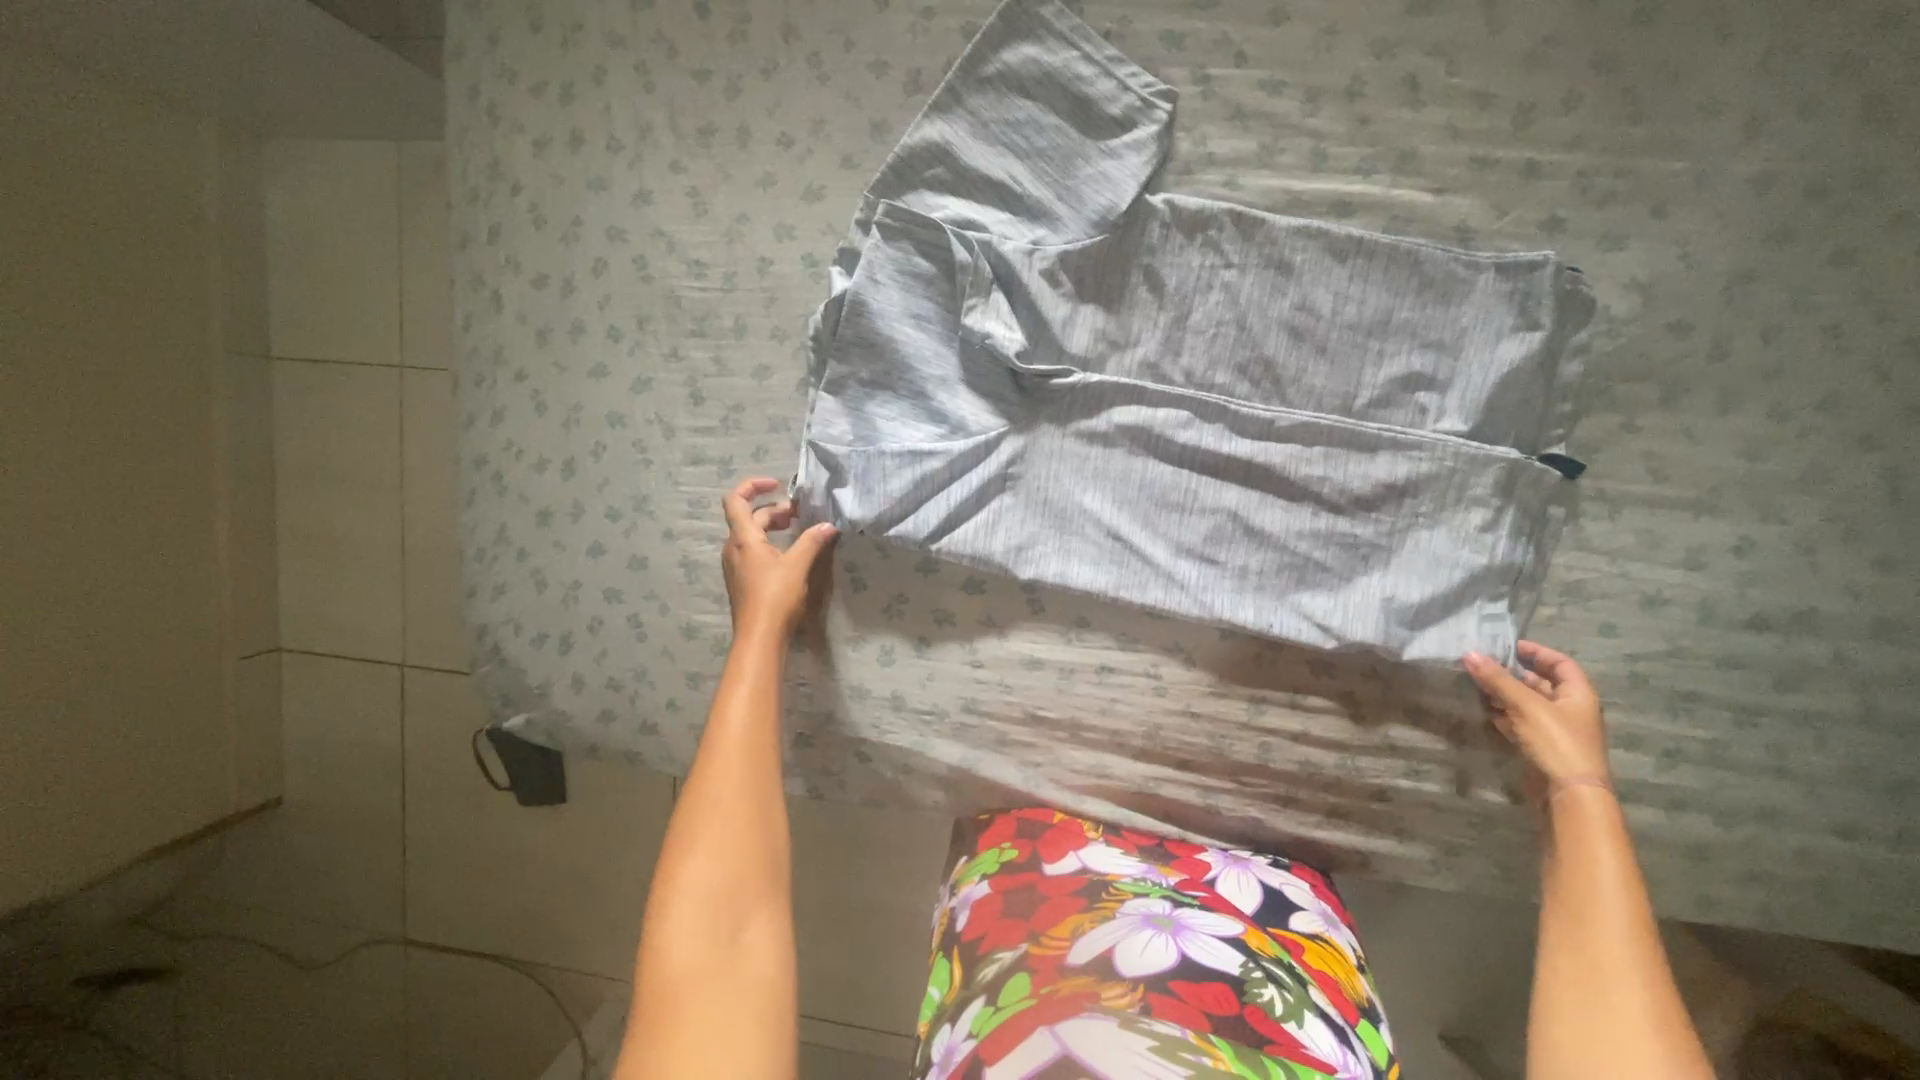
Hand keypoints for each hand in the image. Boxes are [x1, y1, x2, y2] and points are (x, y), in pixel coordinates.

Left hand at [720, 477, 837, 638]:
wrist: (759, 637)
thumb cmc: (775, 597)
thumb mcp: (798, 566)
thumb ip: (812, 541)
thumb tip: (828, 525)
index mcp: (742, 538)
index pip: (736, 499)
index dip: (753, 486)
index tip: (777, 485)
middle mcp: (733, 548)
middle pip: (747, 517)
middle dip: (773, 510)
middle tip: (799, 513)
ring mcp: (735, 565)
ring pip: (750, 536)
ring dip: (771, 527)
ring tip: (797, 530)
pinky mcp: (741, 580)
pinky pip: (752, 552)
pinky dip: (769, 544)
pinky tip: (788, 554)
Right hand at [1463, 641, 1609, 789]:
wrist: (1569, 793)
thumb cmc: (1556, 742)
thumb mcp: (1526, 706)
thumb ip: (1498, 679)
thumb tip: (1469, 654)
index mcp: (1578, 694)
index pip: (1560, 663)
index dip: (1537, 651)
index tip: (1508, 646)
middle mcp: (1569, 708)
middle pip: (1541, 682)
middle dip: (1513, 673)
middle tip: (1482, 664)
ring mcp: (1555, 729)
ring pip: (1527, 703)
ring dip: (1503, 693)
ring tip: (1475, 683)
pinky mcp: (1540, 746)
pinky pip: (1519, 722)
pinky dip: (1502, 714)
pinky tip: (1482, 709)